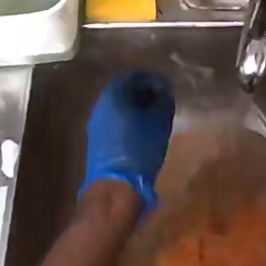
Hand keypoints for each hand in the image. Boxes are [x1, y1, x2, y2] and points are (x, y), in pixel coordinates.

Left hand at [80, 71, 174, 210]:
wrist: (115, 188)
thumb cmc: (138, 150)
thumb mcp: (159, 122)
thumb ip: (163, 102)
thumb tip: (164, 92)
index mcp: (113, 96)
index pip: (134, 76)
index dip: (153, 80)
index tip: (168, 89)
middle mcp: (100, 106)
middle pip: (125, 91)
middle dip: (146, 94)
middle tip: (164, 101)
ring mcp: (97, 125)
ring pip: (121, 108)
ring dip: (139, 109)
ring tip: (158, 118)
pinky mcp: (98, 142)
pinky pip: (117, 122)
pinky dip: (132, 122)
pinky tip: (146, 133)